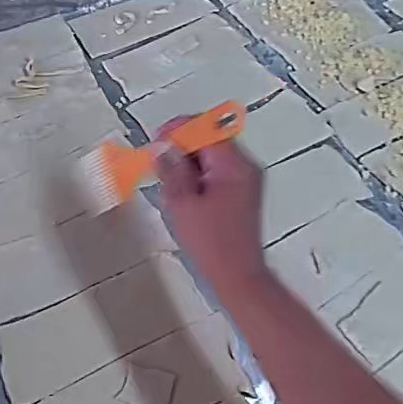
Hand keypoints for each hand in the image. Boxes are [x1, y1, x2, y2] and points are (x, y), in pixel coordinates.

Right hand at [155, 121, 267, 288]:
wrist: (236, 274)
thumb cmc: (213, 244)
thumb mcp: (181, 201)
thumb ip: (171, 168)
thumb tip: (163, 146)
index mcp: (234, 166)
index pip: (203, 129)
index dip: (176, 132)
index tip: (157, 143)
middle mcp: (245, 167)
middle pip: (207, 138)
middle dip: (180, 146)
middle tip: (159, 162)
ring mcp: (245, 178)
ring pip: (209, 153)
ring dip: (186, 160)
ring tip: (170, 183)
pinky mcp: (240, 190)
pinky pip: (214, 168)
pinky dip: (195, 172)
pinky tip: (183, 192)